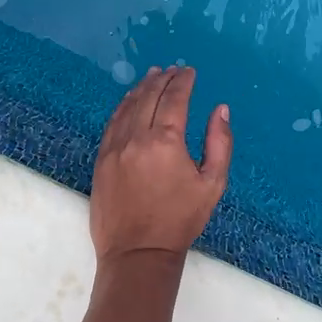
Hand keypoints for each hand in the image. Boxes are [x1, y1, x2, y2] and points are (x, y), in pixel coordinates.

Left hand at [90, 67, 231, 265]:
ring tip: (152, 75)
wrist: (138, 253)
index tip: (189, 71)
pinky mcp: (101, 160)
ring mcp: (115, 148)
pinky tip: (130, 100)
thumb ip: (220, 142)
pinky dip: (123, 106)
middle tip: (173, 69)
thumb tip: (220, 109)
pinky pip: (112, 123)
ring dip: (142, 87)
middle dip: (163, 79)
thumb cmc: (181, 219)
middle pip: (149, 96)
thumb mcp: (213, 183)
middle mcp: (138, 138)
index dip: (183, 81)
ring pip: (128, 106)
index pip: (175, 99)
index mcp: (167, 142)